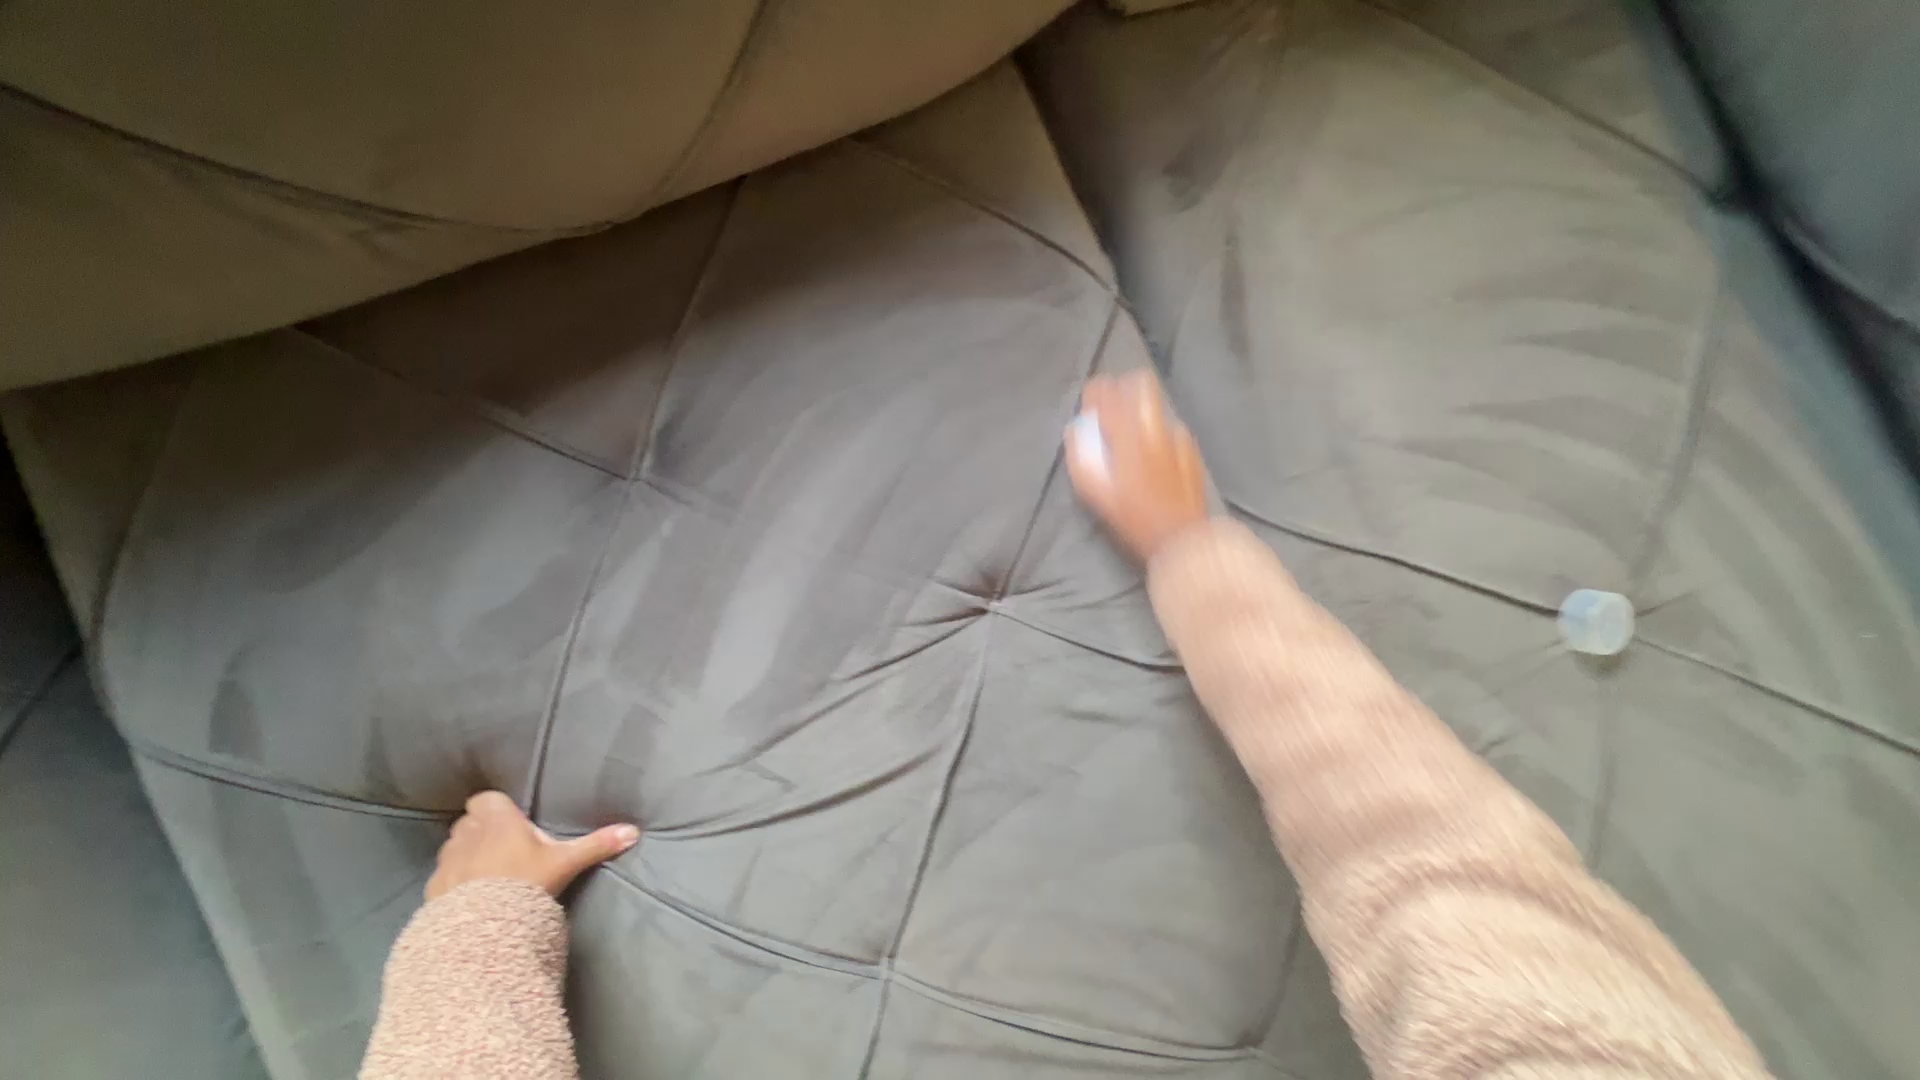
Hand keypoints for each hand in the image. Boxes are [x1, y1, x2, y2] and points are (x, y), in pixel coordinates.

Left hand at [426, 791, 639, 900]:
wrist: (482, 929)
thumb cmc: (525, 884)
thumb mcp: (565, 862)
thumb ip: (597, 844)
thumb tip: (633, 831)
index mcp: (496, 820)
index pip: (485, 799)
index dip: (495, 808)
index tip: (510, 821)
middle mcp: (467, 835)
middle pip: (469, 822)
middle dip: (482, 830)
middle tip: (504, 846)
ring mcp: (446, 863)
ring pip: (454, 848)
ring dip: (466, 854)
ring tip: (486, 871)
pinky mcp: (432, 891)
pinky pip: (443, 877)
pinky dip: (454, 881)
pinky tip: (469, 896)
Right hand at [1064, 371, 1210, 561]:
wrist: (1182, 538)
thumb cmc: (1133, 520)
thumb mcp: (1096, 494)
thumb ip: (1081, 458)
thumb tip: (1074, 432)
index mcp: (1127, 437)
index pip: (1110, 396)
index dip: (1097, 390)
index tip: (1090, 394)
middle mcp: (1154, 430)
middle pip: (1142, 387)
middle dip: (1124, 387)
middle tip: (1113, 399)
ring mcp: (1177, 439)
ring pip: (1157, 406)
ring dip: (1141, 407)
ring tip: (1131, 421)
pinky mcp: (1191, 451)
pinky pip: (1171, 428)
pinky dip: (1158, 430)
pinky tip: (1155, 447)